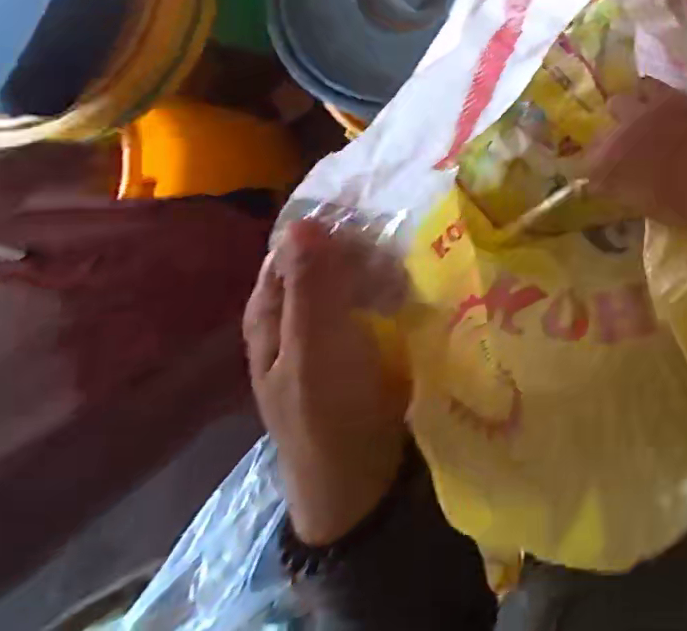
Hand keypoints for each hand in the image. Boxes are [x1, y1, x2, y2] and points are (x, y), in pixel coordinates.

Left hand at [244, 220, 409, 544]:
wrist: (359, 478)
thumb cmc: (328, 412)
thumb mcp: (314, 348)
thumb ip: (310, 287)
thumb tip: (305, 221)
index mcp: (271, 311)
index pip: (294, 246)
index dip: (329, 225)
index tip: (373, 209)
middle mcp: (295, 313)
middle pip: (325, 258)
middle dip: (360, 242)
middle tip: (402, 231)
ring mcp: (329, 329)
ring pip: (352, 276)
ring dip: (379, 262)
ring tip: (415, 251)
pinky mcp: (360, 342)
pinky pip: (374, 298)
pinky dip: (390, 285)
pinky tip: (416, 281)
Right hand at [580, 77, 686, 236]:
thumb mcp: (649, 207)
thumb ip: (624, 191)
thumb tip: (610, 183)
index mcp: (611, 167)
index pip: (589, 165)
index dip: (597, 172)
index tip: (605, 178)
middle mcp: (619, 134)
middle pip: (601, 133)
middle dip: (608, 142)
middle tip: (626, 153)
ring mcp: (643, 112)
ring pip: (618, 103)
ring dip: (624, 114)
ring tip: (638, 123)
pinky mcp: (668, 97)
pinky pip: (647, 85)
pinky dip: (647, 95)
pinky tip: (656, 105)